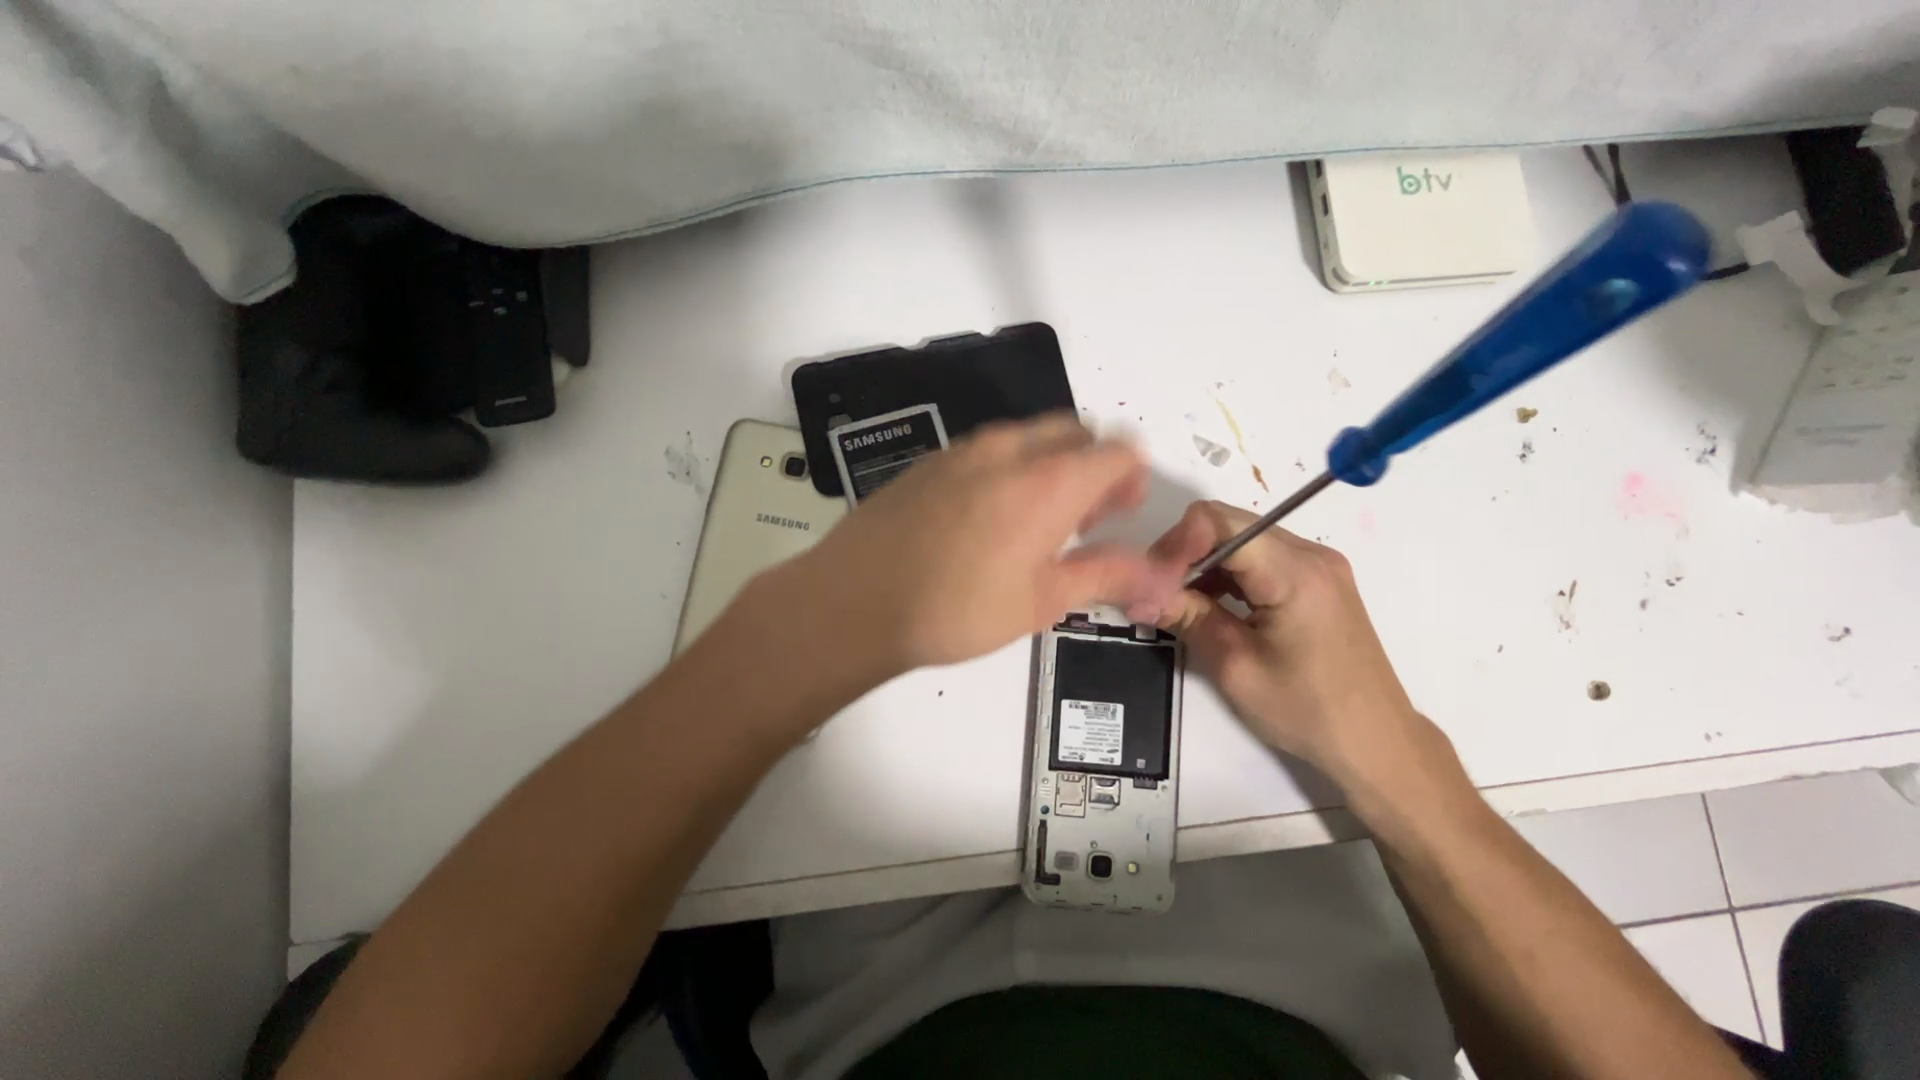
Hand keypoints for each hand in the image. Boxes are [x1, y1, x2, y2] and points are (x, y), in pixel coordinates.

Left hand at [772, 415, 1187, 676]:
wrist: (854, 601)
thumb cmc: (956, 608)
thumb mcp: (1041, 601)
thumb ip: (1106, 575)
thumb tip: (1158, 576)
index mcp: (1049, 480)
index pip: (1117, 449)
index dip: (1132, 478)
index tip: (1121, 515)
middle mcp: (1010, 449)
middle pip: (1075, 431)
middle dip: (1094, 465)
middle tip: (1086, 519)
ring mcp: (964, 450)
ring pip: (1029, 436)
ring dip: (1051, 464)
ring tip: (1036, 523)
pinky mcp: (930, 462)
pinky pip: (989, 449)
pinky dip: (1010, 468)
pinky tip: (986, 520)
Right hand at [1145, 500, 1429, 781]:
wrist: (1375, 741)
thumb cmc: (1306, 710)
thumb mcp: (1235, 667)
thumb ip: (1186, 618)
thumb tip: (1135, 593)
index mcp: (1294, 572)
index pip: (1218, 522)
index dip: (1176, 544)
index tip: (1152, 582)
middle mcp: (1311, 554)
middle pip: (1229, 524)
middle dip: (1186, 554)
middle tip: (1159, 596)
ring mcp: (1319, 565)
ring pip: (1243, 539)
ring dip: (1206, 565)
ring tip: (1183, 606)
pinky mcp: (1320, 580)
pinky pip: (1263, 558)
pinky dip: (1231, 574)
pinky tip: (1215, 607)